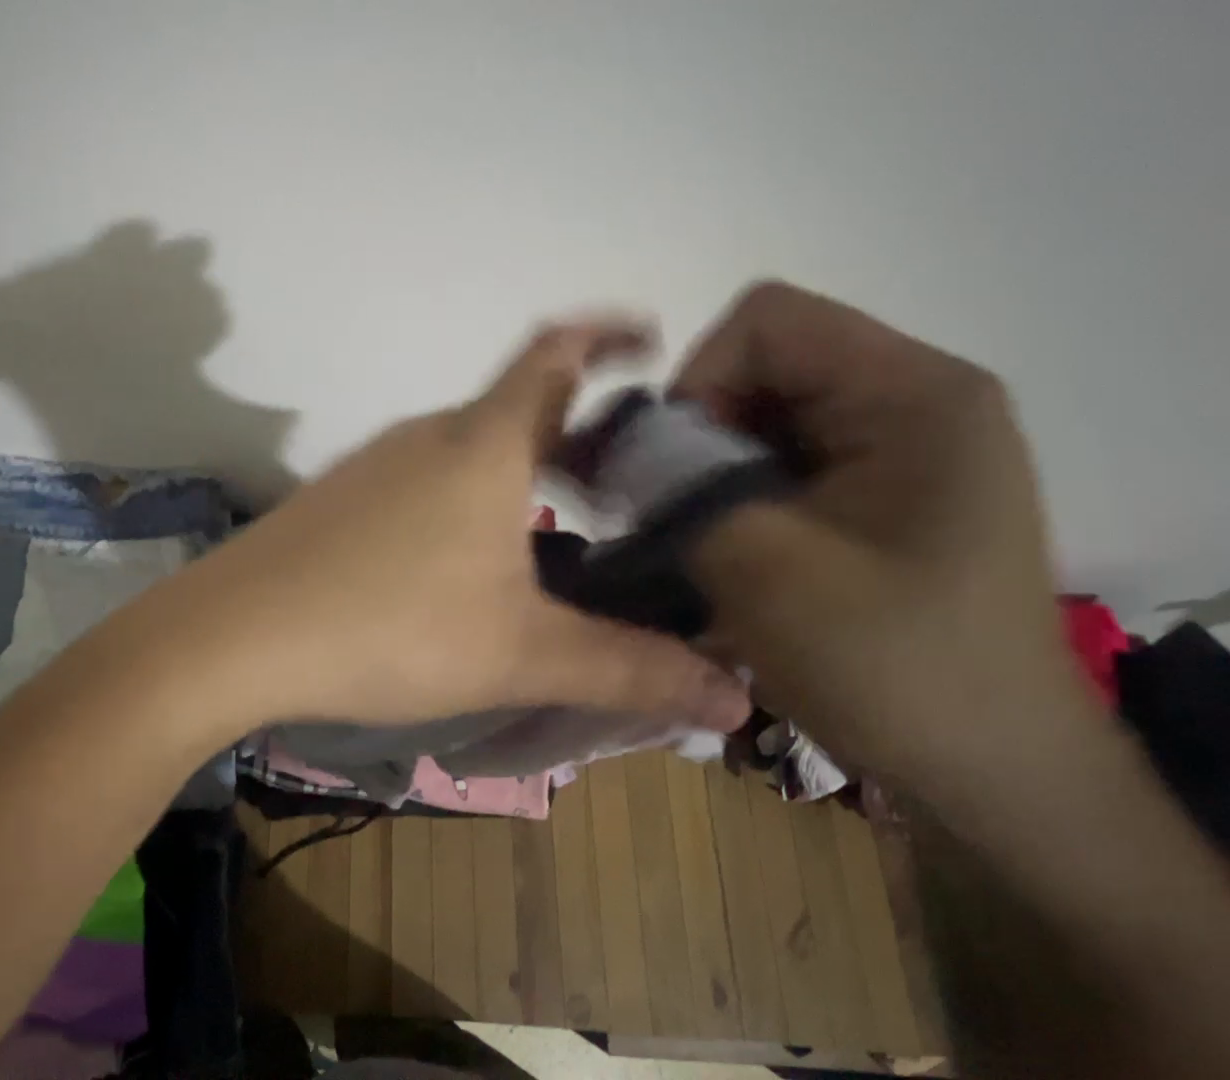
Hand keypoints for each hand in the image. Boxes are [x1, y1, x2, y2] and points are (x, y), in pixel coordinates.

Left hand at [145, 318, 751, 735]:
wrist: (234, 635)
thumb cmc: (388, 627)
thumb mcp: (520, 654)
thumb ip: (628, 670)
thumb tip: (737, 699)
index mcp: (483, 444)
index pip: (555, 352)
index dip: (609, 333)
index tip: (652, 339)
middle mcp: (425, 436)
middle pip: (513, 409)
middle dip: (575, 432)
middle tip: (624, 483)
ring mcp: (370, 466)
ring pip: (463, 452)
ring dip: (513, 475)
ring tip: (555, 535)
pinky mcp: (333, 502)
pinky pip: (417, 485)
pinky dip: (461, 504)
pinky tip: (459, 570)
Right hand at [672, 282, 1094, 793]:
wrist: (990, 769)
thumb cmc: (890, 664)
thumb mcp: (763, 568)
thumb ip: (679, 491)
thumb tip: (615, 449)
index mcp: (912, 394)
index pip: (766, 321)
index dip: (698, 381)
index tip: (672, 471)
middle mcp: (918, 401)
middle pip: (766, 367)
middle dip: (700, 437)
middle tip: (674, 518)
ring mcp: (909, 450)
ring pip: (768, 420)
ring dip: (716, 476)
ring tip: (701, 546)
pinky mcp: (893, 495)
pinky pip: (791, 463)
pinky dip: (744, 500)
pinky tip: (735, 557)